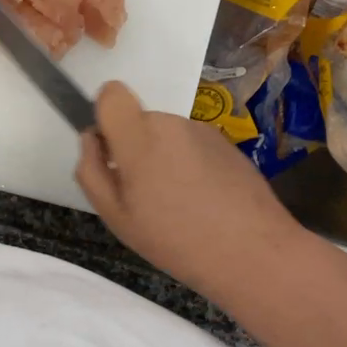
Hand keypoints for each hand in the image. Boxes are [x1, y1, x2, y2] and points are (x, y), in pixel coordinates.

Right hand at [75, 81, 302, 293]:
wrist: (254, 252)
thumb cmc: (175, 239)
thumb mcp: (116, 216)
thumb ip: (92, 171)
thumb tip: (91, 139)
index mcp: (139, 138)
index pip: (112, 94)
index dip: (104, 115)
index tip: (110, 151)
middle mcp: (171, 124)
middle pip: (138, 121)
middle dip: (134, 148)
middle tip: (144, 195)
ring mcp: (203, 131)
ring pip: (166, 136)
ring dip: (162, 159)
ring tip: (177, 204)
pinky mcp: (227, 144)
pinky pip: (191, 146)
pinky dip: (189, 166)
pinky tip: (202, 202)